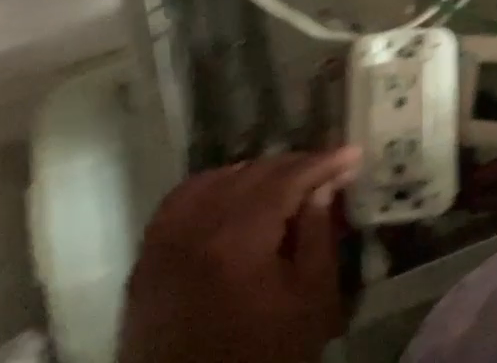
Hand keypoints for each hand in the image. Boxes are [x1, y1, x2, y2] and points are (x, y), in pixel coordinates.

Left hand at [119, 147, 361, 362]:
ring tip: (282, 183)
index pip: (285, 180)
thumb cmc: (265, 357)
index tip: (352, 154)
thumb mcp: (311, 302)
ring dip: (251, 174)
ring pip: (211, 181)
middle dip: (292, 166)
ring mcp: (162, 246)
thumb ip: (318, 237)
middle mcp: (193, 232)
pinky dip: (209, 189)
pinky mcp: (145, 264)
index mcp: (238, 241)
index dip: (322, 163)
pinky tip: (231, 197)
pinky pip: (177, 205)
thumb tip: (323, 188)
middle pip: (249, 175)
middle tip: (325, 170)